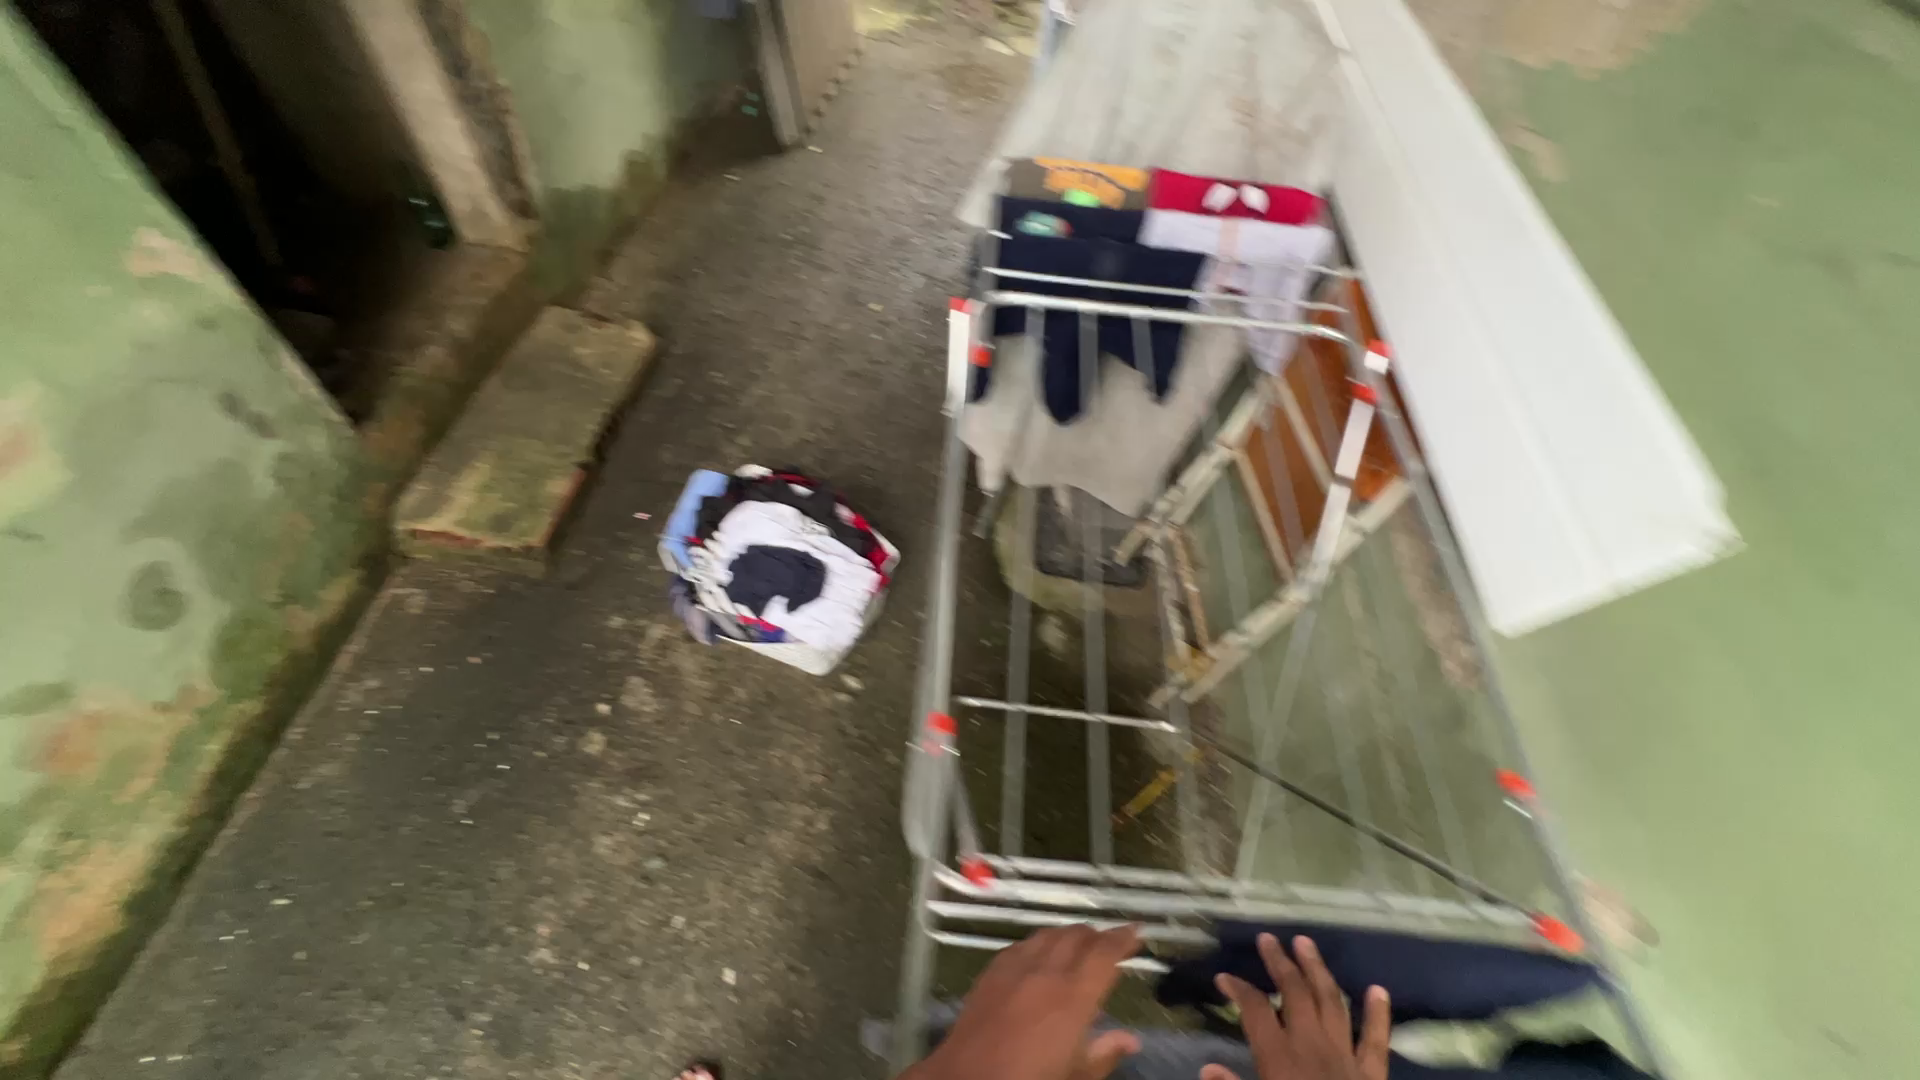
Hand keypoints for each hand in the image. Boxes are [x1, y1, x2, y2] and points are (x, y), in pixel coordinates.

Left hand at [903, 924, 1142, 1079]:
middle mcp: (1046, 972)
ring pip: (1050, 934)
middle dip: (1098, 936)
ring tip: (1080, 945)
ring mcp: (1016, 966)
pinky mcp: (992, 969)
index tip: (1137, 930)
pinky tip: (1041, 955)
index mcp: (1073, 997)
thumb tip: (1131, 1040)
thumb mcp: (1075, 1075)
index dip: (1123, 938)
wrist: (967, 1079)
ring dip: (1069, 935)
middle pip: (1078, 936)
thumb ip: (1104, 1054)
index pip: (1105, 954)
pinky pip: (1023, 943)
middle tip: (1111, 944)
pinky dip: (1040, 943)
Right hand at [1202, 934, 1390, 1079]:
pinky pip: (1376, 1040)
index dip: (1238, 988)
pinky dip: (1378, 1014)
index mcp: (1279, 1057)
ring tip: (1306, 944)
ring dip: (1317, 970)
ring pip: (1331, 1002)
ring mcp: (1345, 1057)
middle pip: (1294, 992)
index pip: (1254, 1008)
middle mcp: (1311, 1046)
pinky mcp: (1372, 1076)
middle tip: (1268, 939)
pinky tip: (1377, 990)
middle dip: (1279, 963)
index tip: (1224, 977)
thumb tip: (1207, 1069)